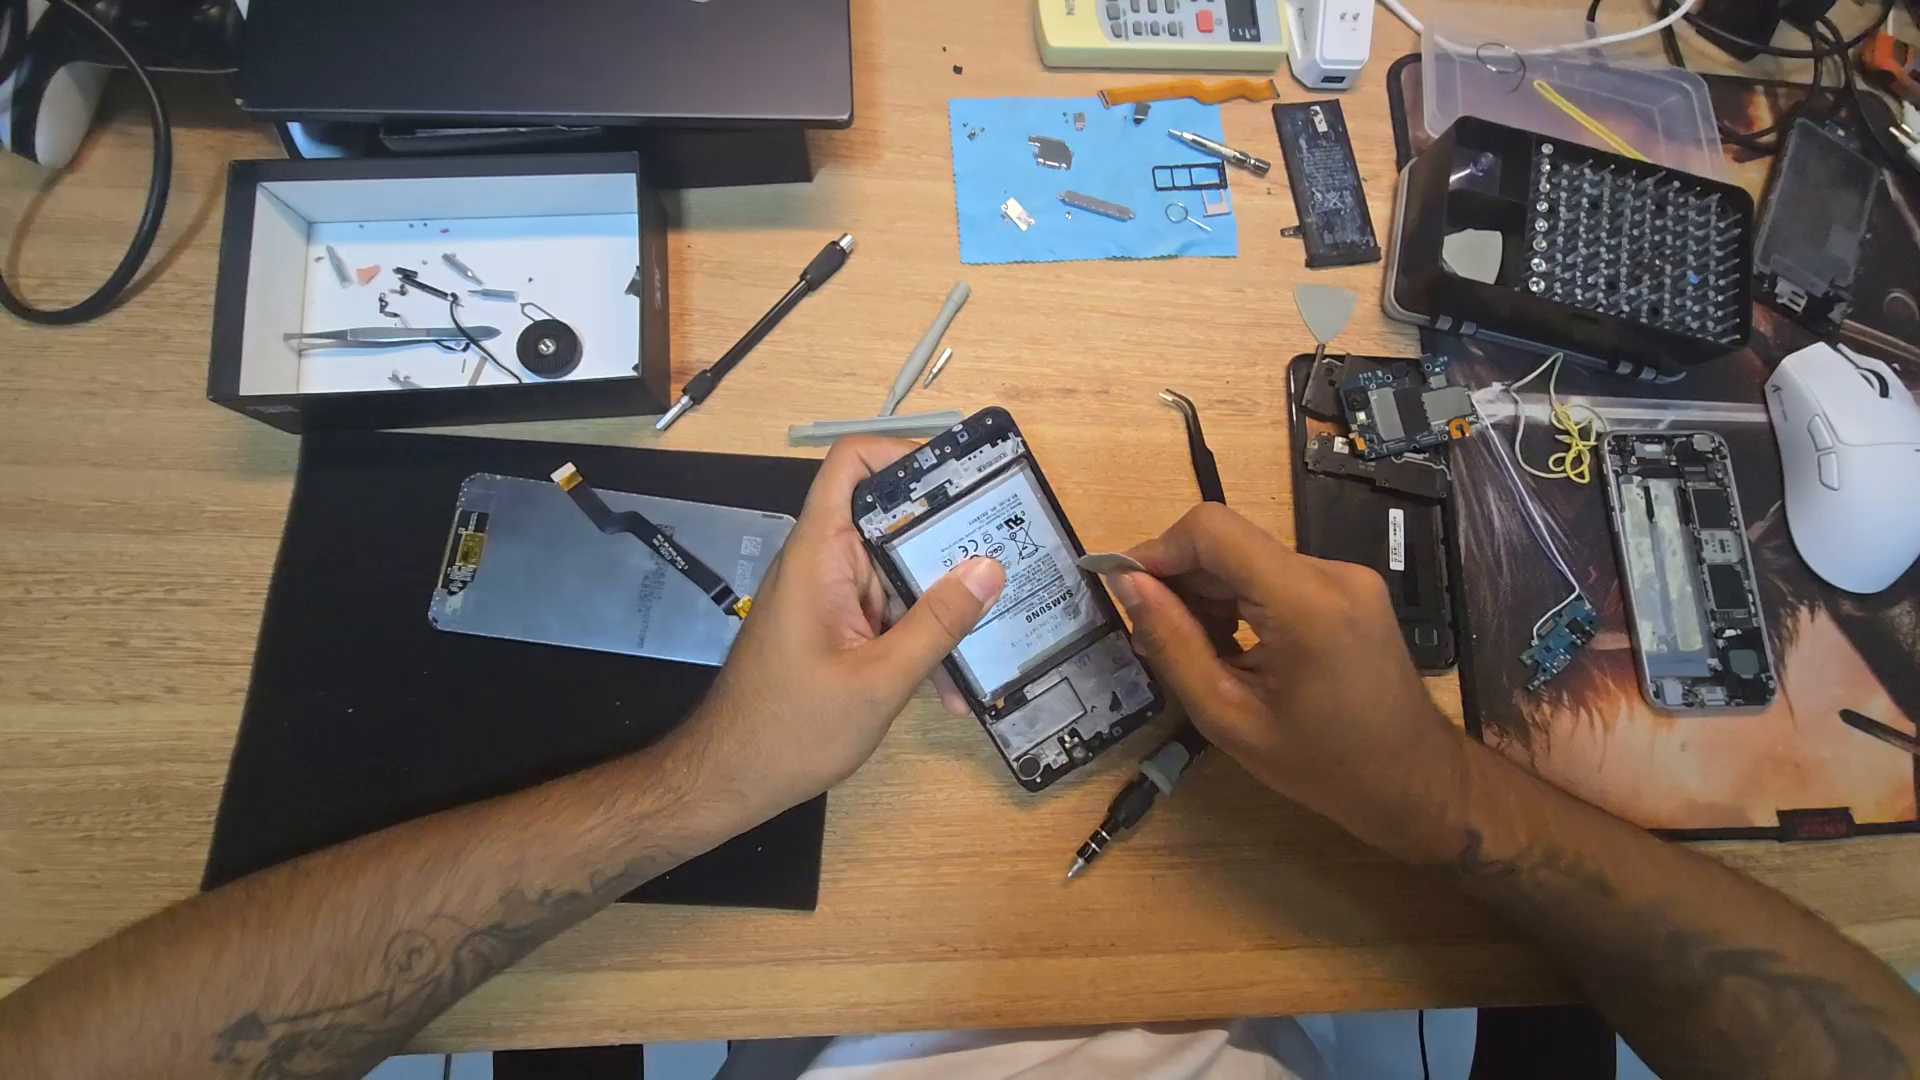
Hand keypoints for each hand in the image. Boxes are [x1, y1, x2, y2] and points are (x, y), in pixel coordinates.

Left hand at [679, 437, 1005, 820]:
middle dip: (945, 538)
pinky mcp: (836, 627)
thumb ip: (937, 624)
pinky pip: (886, 613)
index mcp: (821, 555)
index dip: (902, 453)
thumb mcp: (879, 680)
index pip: (850, 466)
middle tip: (1005, 552)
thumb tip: (989, 568)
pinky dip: (916, 638)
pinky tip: (949, 685)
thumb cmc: (792, 730)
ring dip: (937, 605)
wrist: (730, 780)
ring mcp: (831, 597)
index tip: (960, 476)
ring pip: (895, 575)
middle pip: (889, 520)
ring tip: (989, 630)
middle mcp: (825, 563)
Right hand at [1103, 503, 1466, 862]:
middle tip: (1153, 638)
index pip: (1212, 530)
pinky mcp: (1345, 587)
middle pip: (1226, 543)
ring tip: (1192, 651)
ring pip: (1244, 558)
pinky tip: (1228, 646)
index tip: (1126, 589)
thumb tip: (1124, 582)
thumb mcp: (1226, 716)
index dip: (1157, 549)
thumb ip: (1171, 643)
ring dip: (1204, 594)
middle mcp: (1329, 572)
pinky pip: (1269, 574)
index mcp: (1305, 603)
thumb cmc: (1320, 765)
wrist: (1416, 783)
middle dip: (1177, 581)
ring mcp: (1342, 576)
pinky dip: (1235, 600)